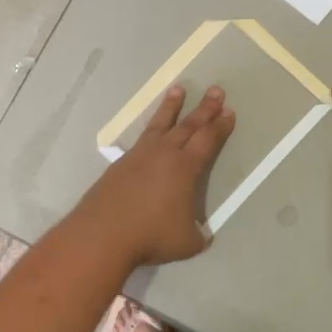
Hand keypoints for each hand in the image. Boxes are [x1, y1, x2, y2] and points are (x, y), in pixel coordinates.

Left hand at [69, 85, 235, 266]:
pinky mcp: (121, 164)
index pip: (208, 140)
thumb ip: (198, 235)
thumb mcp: (187, 242)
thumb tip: (203, 235)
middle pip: (189, 125)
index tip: (229, 112)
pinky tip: (151, 131)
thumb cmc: (151, 236)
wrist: (102, 234)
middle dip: (205, 108)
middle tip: (216, 90)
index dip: (220, 126)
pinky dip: (151, 128)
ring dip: (172, 106)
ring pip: (161, 124)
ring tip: (178, 89)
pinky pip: (142, 138)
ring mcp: (140, 156)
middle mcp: (164, 154)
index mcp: (185, 168)